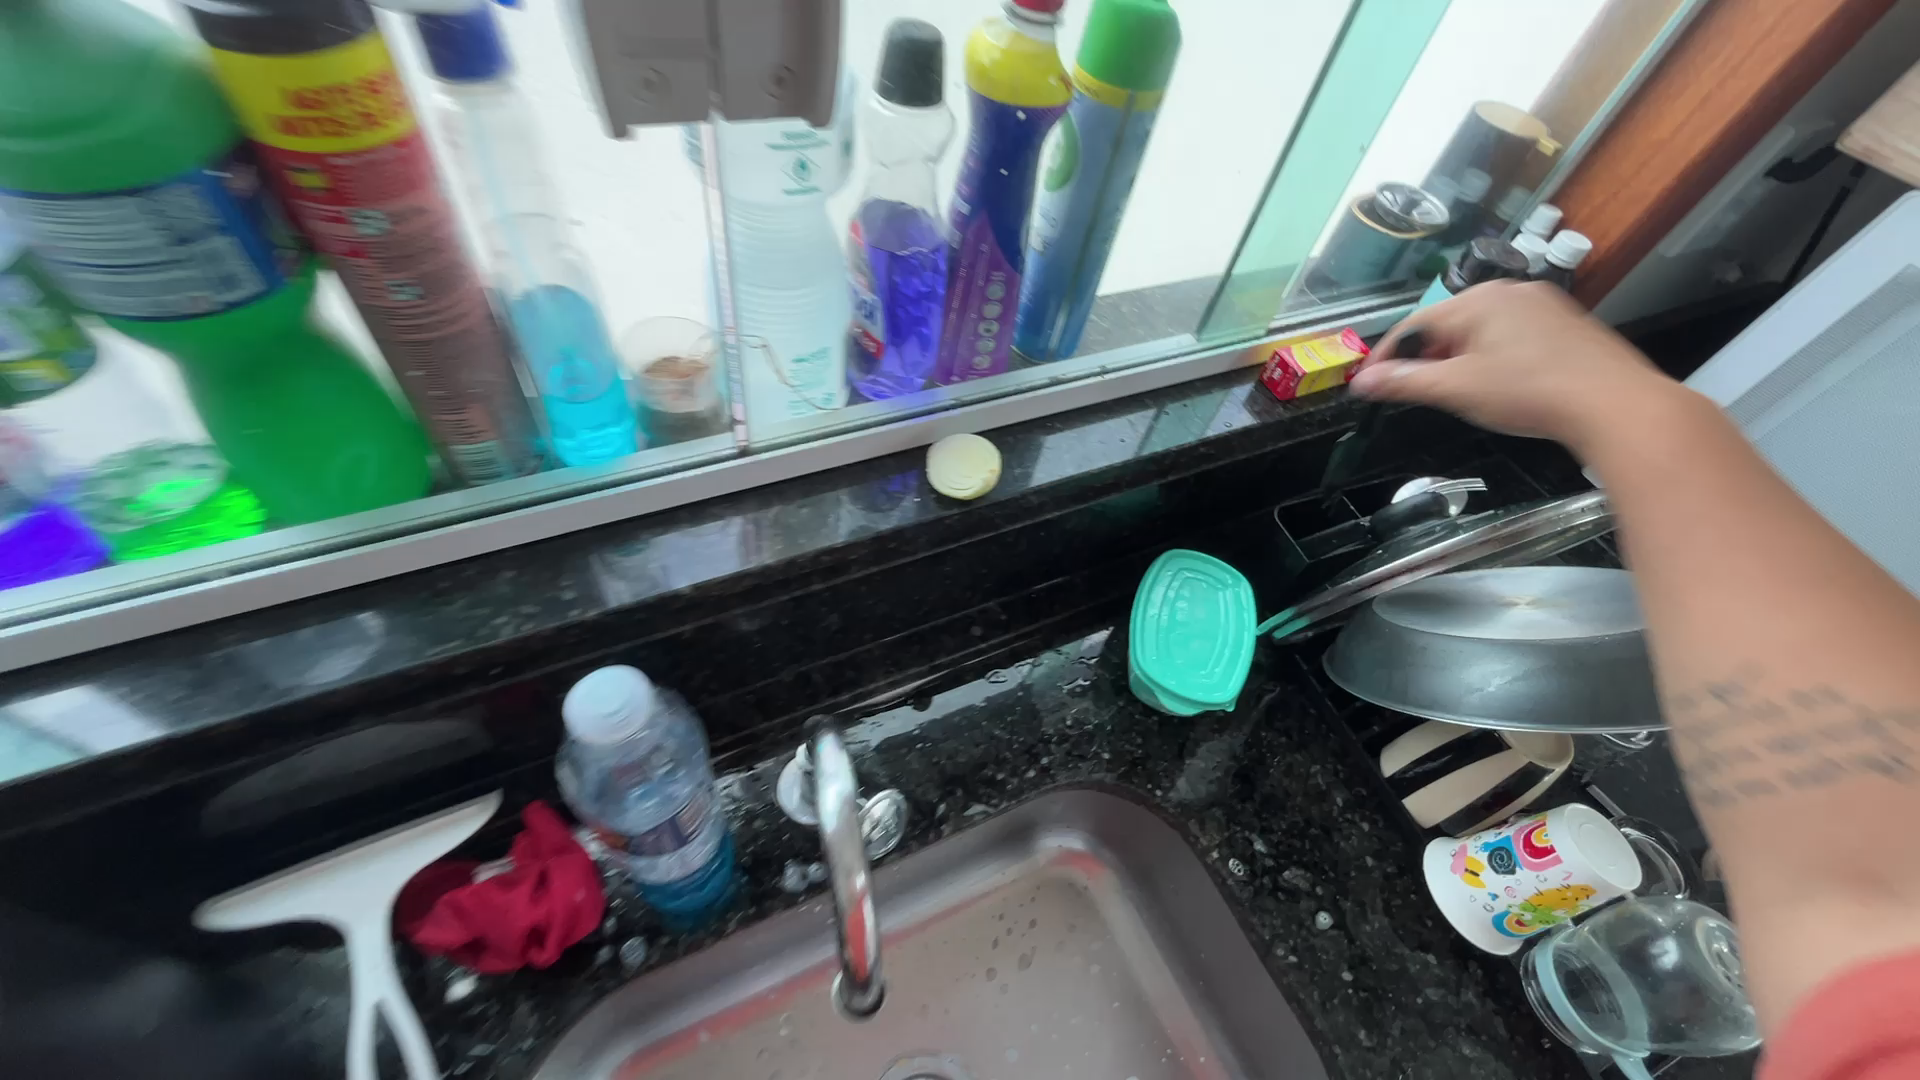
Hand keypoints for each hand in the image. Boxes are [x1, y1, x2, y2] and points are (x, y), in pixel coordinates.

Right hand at [1348, 280, 1683, 454]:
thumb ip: (1403, 382)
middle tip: (1414, 392)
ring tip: (1454, 393)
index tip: (1368, 384)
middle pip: (1445, 326)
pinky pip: (1507, 336)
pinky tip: (1494, 386)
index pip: (1413, 325)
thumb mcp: (1455, 389)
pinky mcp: (1562, 325)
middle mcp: (1509, 292)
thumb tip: (1361, 381)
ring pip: (1476, 332)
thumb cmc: (1530, 391)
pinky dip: (1487, 359)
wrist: (1615, 405)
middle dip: (1424, 359)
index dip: (1386, 357)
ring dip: (1455, 361)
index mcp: (1479, 300)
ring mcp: (1541, 306)